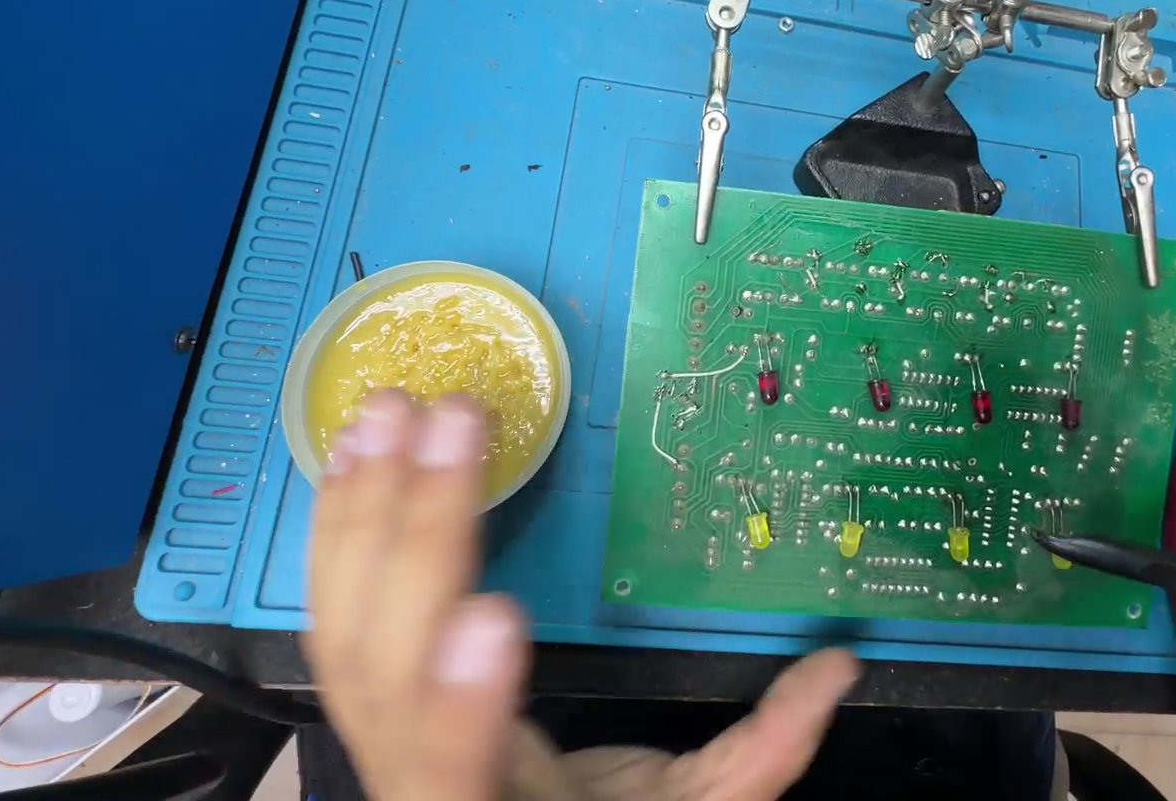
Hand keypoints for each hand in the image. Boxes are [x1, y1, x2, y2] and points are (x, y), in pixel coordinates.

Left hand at [304, 390, 858, 800]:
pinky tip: (357, 454)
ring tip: (393, 410)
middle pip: (390, 667)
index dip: (464, 708)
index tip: (494, 617)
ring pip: (347, 624)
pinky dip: (344, 521)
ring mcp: (378, 724)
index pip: (461, 774)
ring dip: (368, 507)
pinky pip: (338, 603)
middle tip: (456, 423)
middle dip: (422, 535)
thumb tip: (838, 667)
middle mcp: (412, 772)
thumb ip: (761, 750)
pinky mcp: (371, 680)